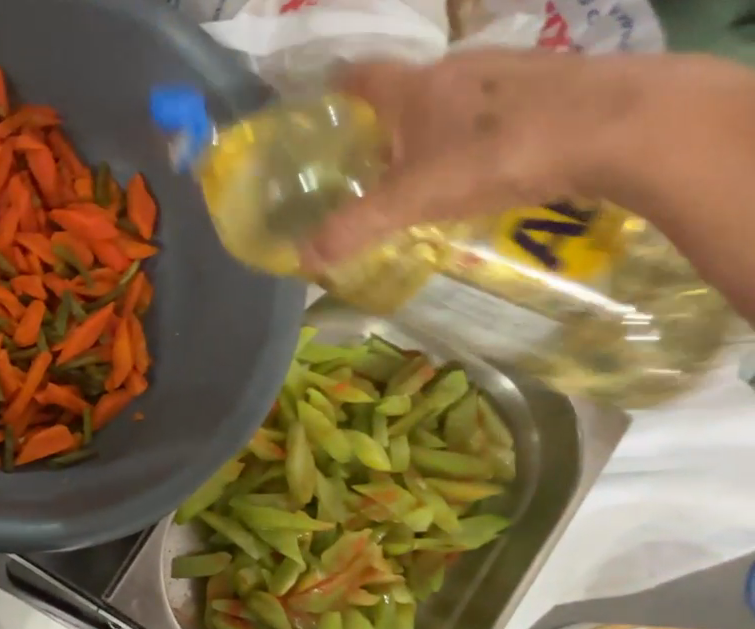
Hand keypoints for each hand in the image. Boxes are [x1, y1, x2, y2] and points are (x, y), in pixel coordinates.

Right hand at [305, 51, 644, 269]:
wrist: (627, 127)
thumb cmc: (501, 153)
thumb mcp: (413, 200)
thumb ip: (354, 227)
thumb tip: (303, 259)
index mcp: (417, 87)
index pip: (360, 77)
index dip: (335, 92)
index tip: (321, 116)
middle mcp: (461, 67)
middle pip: (408, 90)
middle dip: (386, 124)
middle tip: (370, 163)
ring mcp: (514, 72)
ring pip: (457, 99)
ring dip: (438, 129)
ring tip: (428, 171)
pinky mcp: (558, 85)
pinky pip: (502, 107)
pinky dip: (483, 132)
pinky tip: (489, 165)